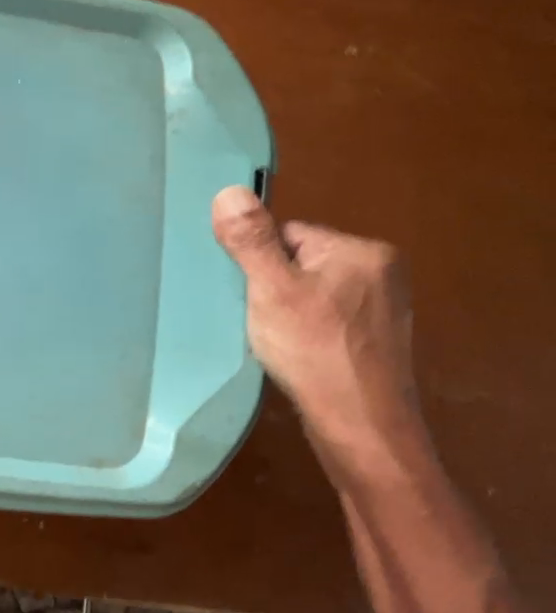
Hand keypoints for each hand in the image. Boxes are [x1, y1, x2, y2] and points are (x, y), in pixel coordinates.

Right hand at [211, 186, 431, 465]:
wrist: (358, 420)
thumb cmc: (313, 350)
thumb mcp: (271, 290)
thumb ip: (251, 241)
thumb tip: (229, 191)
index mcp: (361, 252)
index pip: (286, 236)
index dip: (258, 264)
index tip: (251, 295)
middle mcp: (382, 270)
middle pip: (297, 261)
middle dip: (270, 286)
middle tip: (260, 318)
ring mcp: (383, 304)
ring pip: (308, 289)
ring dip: (283, 308)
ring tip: (277, 336)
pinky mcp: (375, 333)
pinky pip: (324, 313)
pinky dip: (303, 327)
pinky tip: (296, 349)